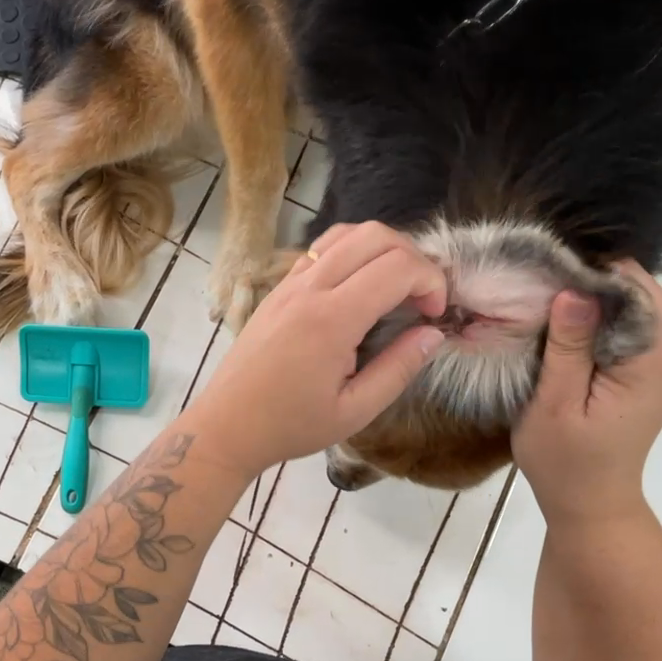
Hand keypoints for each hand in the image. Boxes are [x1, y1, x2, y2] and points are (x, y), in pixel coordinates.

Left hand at [181, 222, 449, 478]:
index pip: (398, 268)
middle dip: (414, 258)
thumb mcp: (354, 412)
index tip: (435, 315)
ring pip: (346, 233)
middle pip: (376, 236)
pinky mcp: (277, 290)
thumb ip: (398, 369)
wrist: (226, 426)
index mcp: (331, 320)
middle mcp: (309, 290)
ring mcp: (289, 285)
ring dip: (382, 248)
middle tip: (421, 298)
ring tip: (394, 286)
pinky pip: (320, 250)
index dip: (431, 282)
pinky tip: (358, 287)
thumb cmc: (290, 427)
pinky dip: (351, 252)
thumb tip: (433, 334)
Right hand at [511, 262, 661, 526]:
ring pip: (625, 306)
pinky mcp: (644, 370)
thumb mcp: (556, 403)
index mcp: (653, 354)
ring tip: (540, 308)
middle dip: (585, 284)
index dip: (584, 273)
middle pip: (631, 289)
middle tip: (533, 291)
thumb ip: (568, 346)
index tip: (539, 277)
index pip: (629, 284)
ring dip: (586, 303)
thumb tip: (573, 289)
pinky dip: (591, 322)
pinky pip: (621, 327)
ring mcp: (659, 359)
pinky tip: (557, 332)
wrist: (588, 503)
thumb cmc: (566, 460)